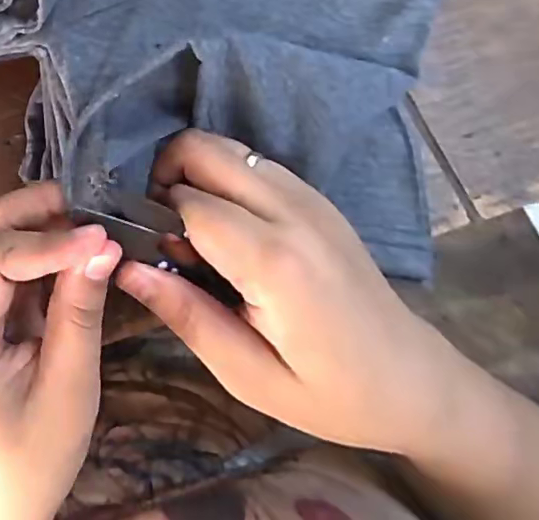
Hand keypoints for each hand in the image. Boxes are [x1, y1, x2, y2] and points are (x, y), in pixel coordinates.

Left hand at [0, 183, 122, 519]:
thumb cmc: (31, 453)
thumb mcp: (67, 390)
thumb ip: (80, 313)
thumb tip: (103, 246)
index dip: (49, 241)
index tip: (101, 235)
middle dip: (40, 209)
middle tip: (96, 211)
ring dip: (41, 217)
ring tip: (90, 225)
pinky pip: (5, 249)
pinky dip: (40, 238)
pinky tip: (74, 245)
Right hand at [114, 130, 464, 455]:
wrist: (413, 378)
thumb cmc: (331, 393)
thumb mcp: (249, 376)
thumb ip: (186, 315)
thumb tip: (125, 267)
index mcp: (275, 261)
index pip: (189, 201)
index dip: (158, 218)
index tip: (158, 253)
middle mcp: (290, 209)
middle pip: (202, 148)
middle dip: (166, 174)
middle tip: (167, 227)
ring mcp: (306, 194)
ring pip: (224, 145)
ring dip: (193, 170)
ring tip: (195, 225)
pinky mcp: (314, 193)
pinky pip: (249, 159)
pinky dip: (222, 174)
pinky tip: (228, 222)